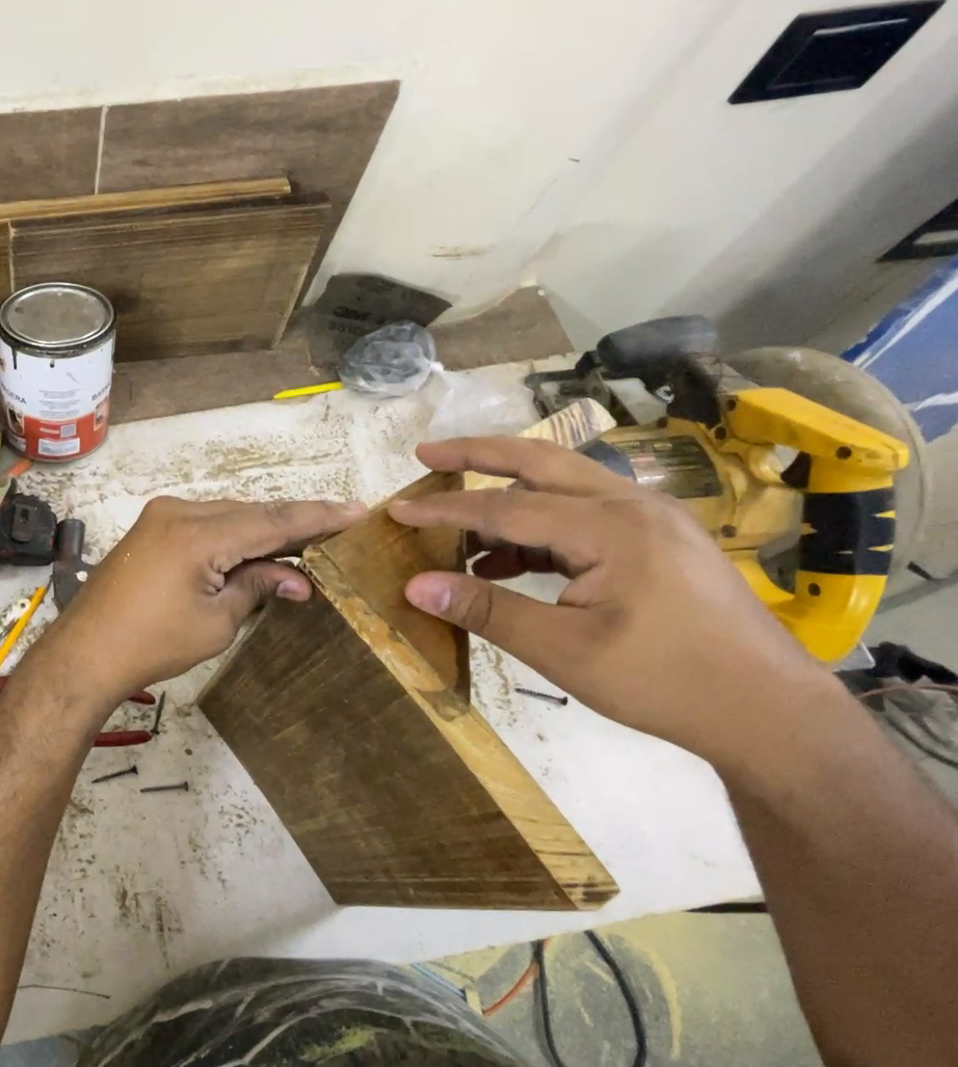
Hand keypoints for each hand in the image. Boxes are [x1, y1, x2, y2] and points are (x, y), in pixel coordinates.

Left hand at [22, 497, 365, 720]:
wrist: (86, 652)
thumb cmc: (152, 644)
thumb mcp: (216, 622)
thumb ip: (258, 587)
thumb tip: (298, 578)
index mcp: (197, 534)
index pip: (272, 521)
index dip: (317, 517)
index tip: (357, 510)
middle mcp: (178, 512)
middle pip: (250, 513)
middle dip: (293, 523)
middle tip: (338, 529)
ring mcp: (159, 517)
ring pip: (226, 515)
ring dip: (261, 529)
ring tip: (306, 541)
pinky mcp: (149, 529)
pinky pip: (203, 523)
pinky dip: (232, 533)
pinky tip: (256, 547)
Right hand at [387, 437, 835, 762]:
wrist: (770, 714)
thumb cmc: (664, 682)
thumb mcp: (562, 650)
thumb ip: (485, 610)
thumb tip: (414, 586)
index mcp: (613, 528)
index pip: (507, 507)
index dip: (445, 509)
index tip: (396, 509)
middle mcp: (634, 507)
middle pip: (541, 462)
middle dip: (479, 454)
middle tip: (426, 452)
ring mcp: (653, 520)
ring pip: (564, 485)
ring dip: (507, 493)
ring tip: (456, 517)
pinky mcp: (660, 541)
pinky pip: (584, 515)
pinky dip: (537, 527)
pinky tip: (505, 559)